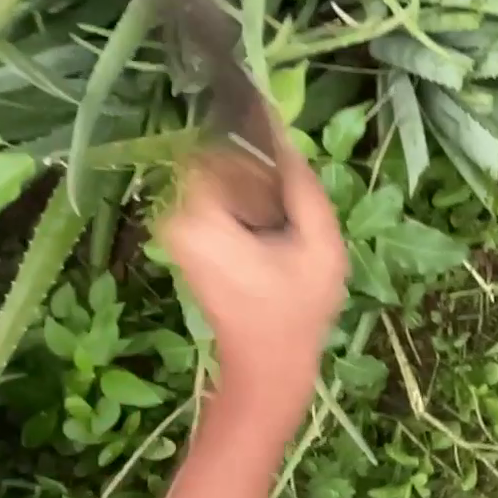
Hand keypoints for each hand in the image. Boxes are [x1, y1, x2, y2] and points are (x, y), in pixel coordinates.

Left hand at [162, 143, 347, 430]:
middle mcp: (177, 220)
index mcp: (200, 219)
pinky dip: (246, 210)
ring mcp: (177, 233)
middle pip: (218, 166)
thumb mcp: (320, 245)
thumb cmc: (297, 307)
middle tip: (289, 213)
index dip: (257, 157)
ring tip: (282, 229)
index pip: (219, 151)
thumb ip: (303, 188)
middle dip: (258, 179)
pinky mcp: (186, 243)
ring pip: (220, 183)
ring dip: (255, 195)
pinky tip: (270, 238)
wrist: (268, 361)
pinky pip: (217, 203)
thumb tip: (284, 137)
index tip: (285, 184)